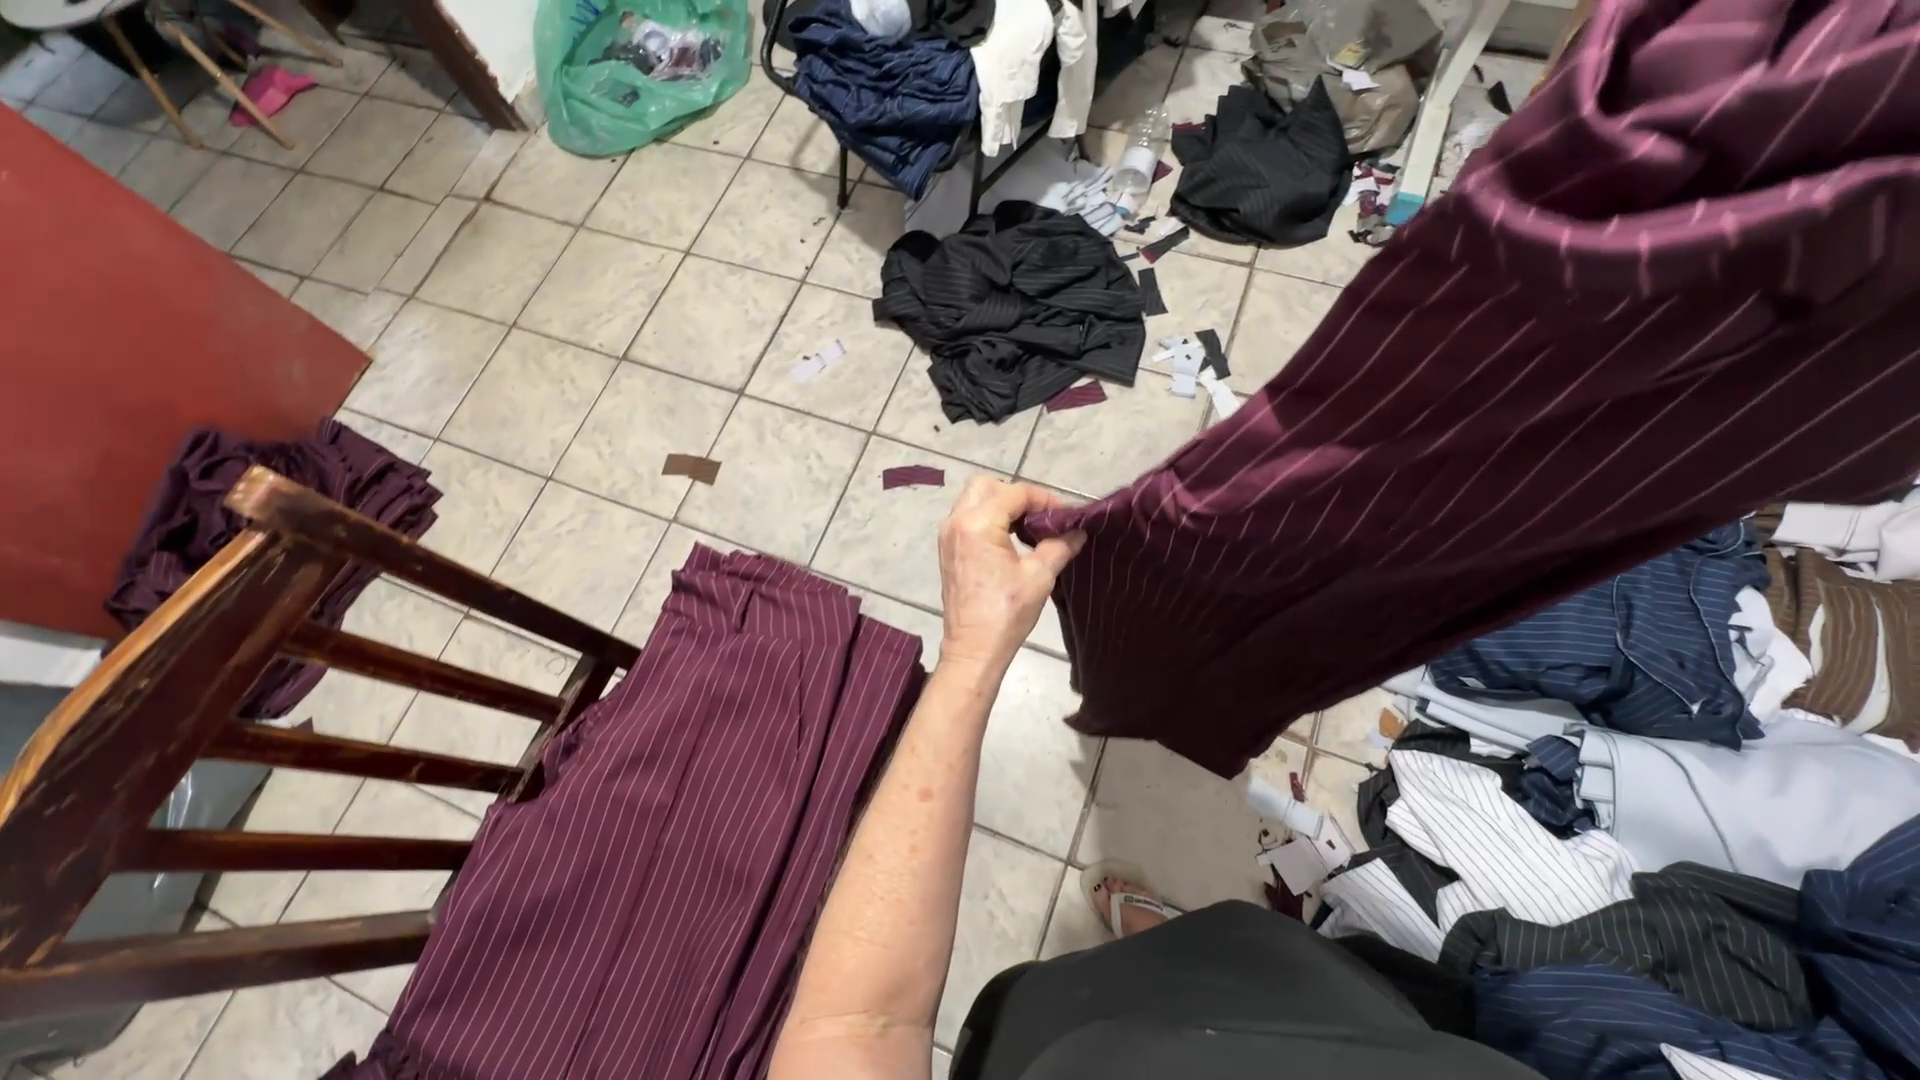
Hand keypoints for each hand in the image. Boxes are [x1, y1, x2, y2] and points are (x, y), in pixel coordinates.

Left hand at [936, 478, 1085, 675]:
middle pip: (987, 486)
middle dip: (1017, 495)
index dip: (1044, 500)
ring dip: (1002, 506)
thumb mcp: (1040, 576)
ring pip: (974, 500)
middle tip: (1041, 517)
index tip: (1066, 516)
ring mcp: (948, 535)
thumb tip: (1077, 532)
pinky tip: (1011, 540)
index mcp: (977, 524)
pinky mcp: (948, 550)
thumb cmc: (1006, 613)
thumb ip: (1060, 545)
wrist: (973, 648)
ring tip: (1029, 527)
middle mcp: (956, 522)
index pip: (1015, 493)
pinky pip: (968, 518)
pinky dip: (989, 518)